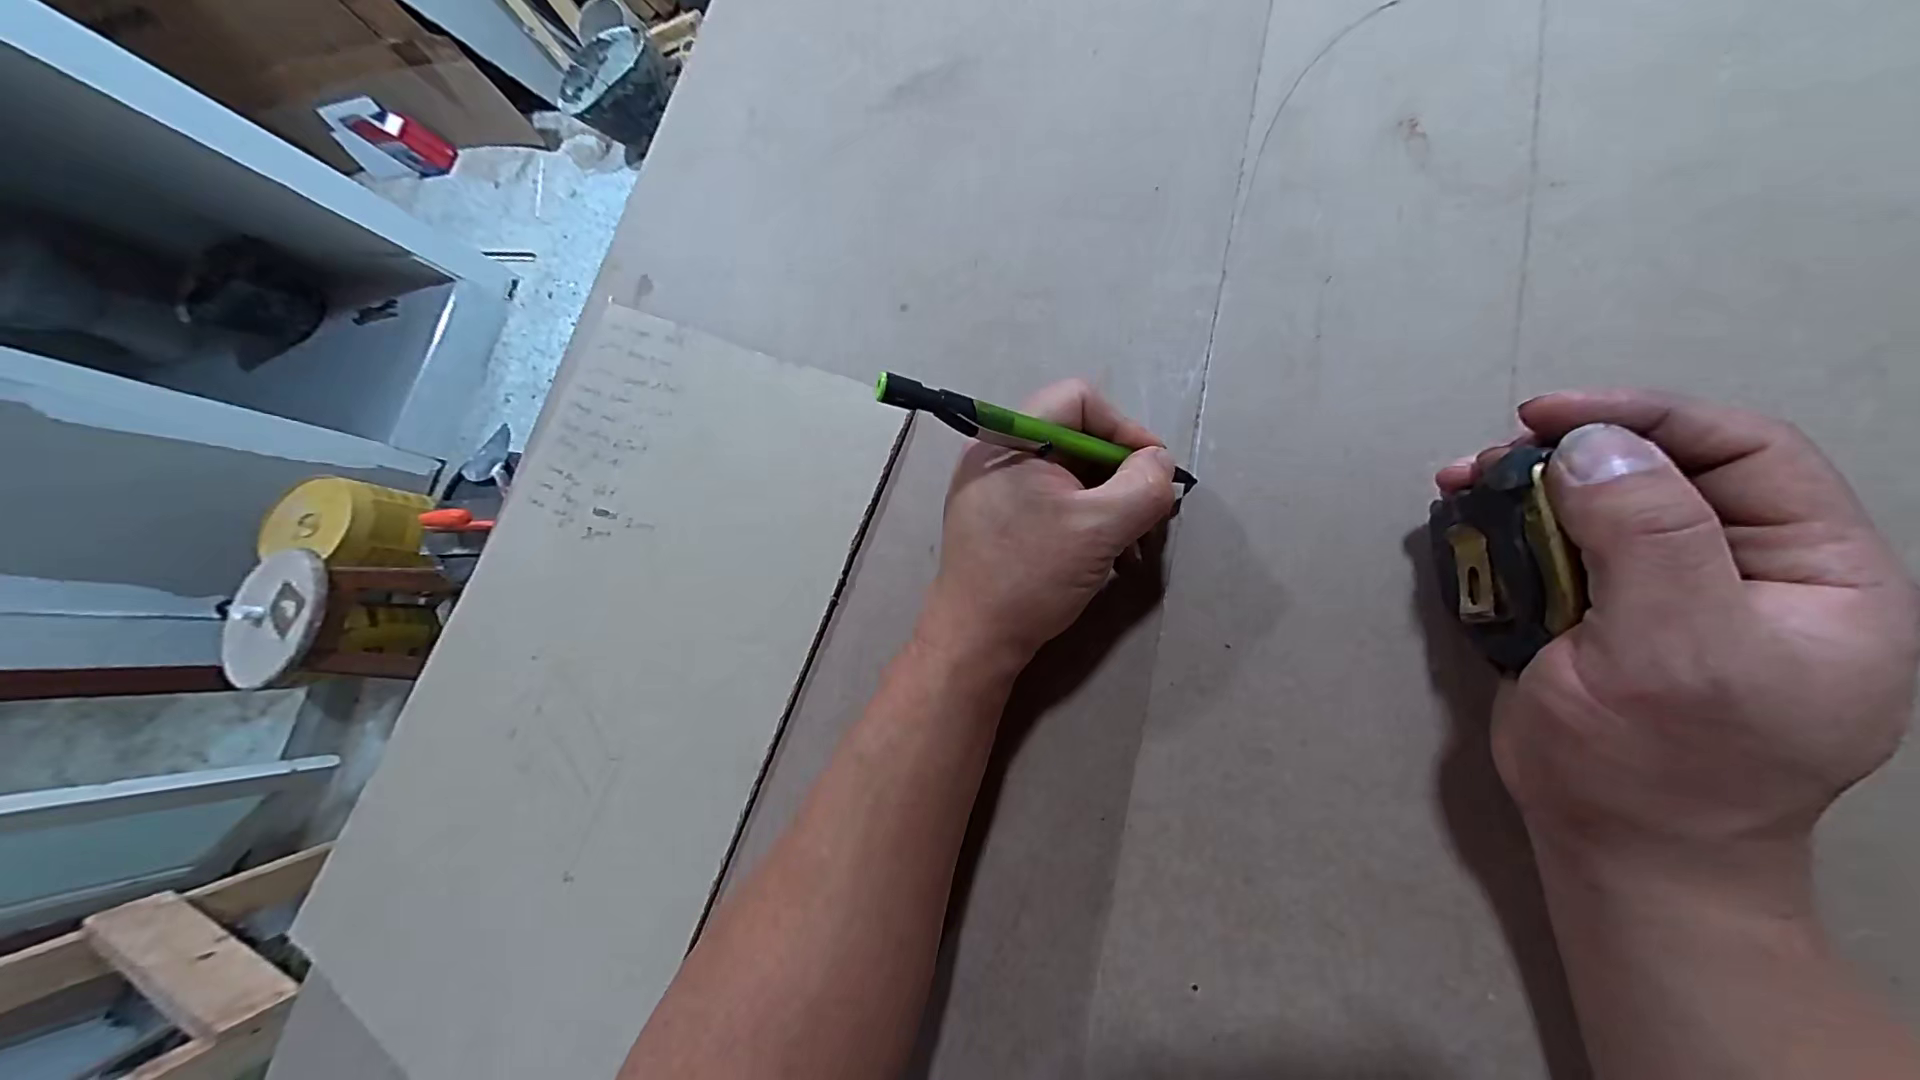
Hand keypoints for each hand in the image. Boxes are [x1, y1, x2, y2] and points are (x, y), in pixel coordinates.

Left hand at [918, 379, 1177, 669]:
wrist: (975, 639)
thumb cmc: (1032, 577)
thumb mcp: (1101, 529)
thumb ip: (1144, 486)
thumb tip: (1159, 463)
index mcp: (1010, 439)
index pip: (1079, 400)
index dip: (1124, 429)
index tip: (1152, 472)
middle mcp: (996, 453)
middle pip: (1076, 437)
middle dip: (1120, 474)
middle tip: (1146, 515)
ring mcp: (993, 486)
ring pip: (1068, 473)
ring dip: (1108, 503)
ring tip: (1129, 545)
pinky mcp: (998, 517)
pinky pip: (1051, 499)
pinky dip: (1084, 519)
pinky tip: (1103, 555)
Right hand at [1438, 390, 1918, 900]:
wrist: (1616, 847)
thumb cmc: (1665, 763)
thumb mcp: (1675, 652)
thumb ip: (1647, 541)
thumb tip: (1592, 447)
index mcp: (1810, 573)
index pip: (1744, 455)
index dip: (1646, 418)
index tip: (1545, 415)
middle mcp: (1738, 569)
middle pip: (1657, 474)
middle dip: (1567, 455)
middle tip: (1486, 459)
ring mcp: (1656, 593)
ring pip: (1591, 509)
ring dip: (1521, 490)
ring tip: (1458, 484)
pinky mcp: (1590, 613)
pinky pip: (1549, 549)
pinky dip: (1502, 529)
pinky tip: (1464, 524)